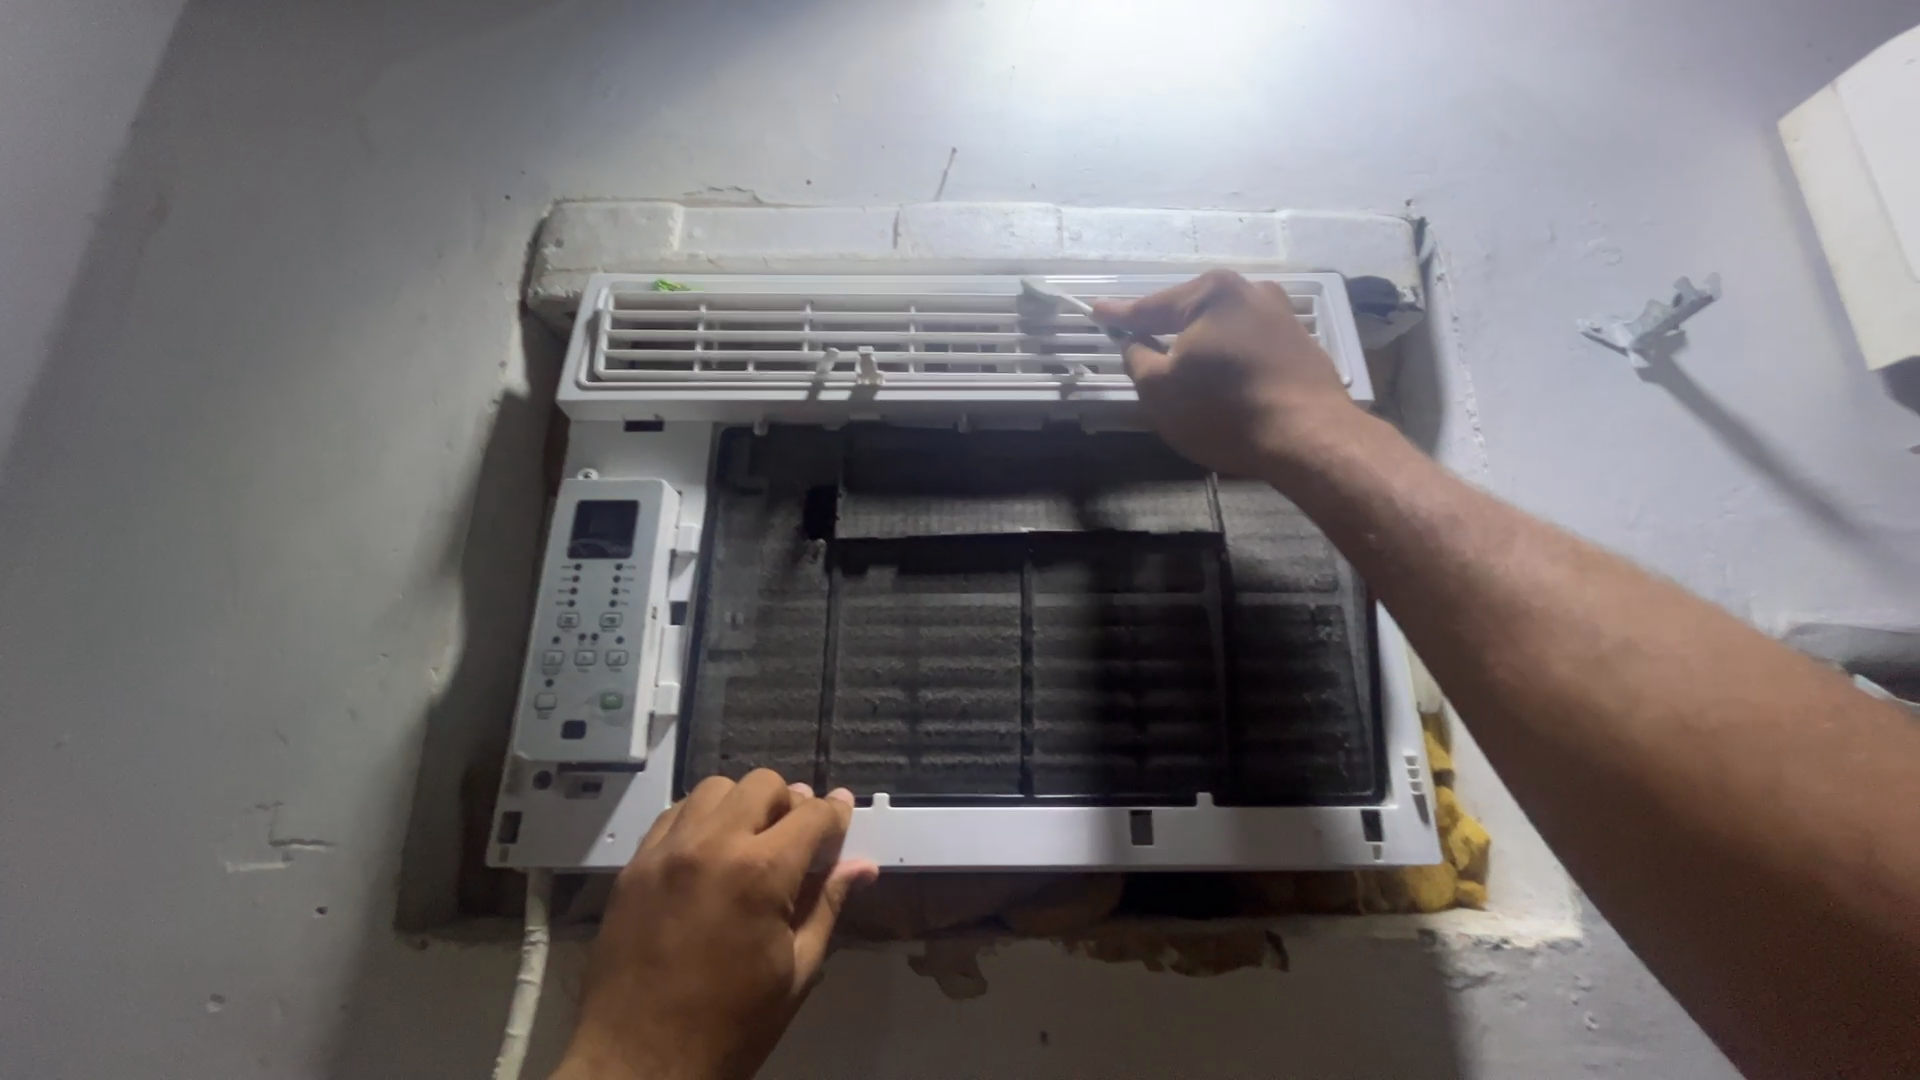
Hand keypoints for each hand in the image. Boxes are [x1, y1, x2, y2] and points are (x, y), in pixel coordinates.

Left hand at [553, 772, 877, 1079]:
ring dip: (742, 804)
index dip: (836, 814)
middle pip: (764, 784)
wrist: (637, 1067)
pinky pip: (674, 814)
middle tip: (794, 838)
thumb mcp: (796, 971)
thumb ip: (828, 904)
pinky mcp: (634, 865)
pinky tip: (708, 852)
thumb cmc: (730, 1026)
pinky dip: (699, 819)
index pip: (813, 815)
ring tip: (749, 840)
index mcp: (761, 872)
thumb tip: (862, 865)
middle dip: (790, 803)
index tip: (842, 819)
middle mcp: (713, 845)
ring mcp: (667, 851)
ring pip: (715, 788)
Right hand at [1093, 269, 1361, 477]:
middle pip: (1190, 313)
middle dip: (1166, 330)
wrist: (1307, 436)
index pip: (1150, 307)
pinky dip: (1230, 360)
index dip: (1119, 316)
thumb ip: (1137, 358)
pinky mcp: (1301, 345)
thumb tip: (1134, 342)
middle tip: (1141, 344)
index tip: (1097, 310)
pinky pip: (1249, 346)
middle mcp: (1250, 291)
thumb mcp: (1159, 389)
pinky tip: (1225, 384)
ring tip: (1186, 371)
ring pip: (1222, 329)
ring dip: (1201, 346)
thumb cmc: (1222, 409)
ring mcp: (1281, 316)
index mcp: (1211, 292)